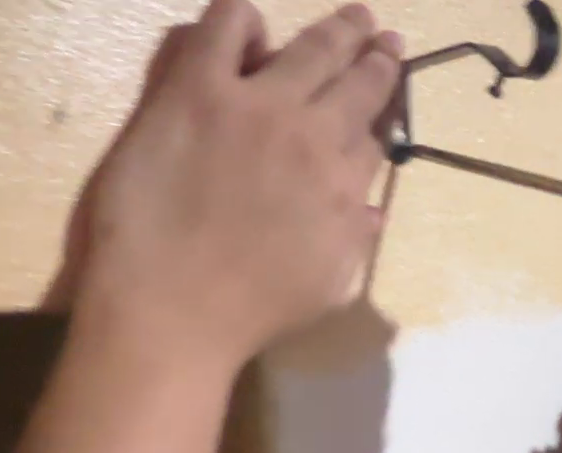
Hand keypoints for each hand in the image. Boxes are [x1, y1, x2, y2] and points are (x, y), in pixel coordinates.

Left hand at [47, 0, 401, 376]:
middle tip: (387, 39)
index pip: (374, 138)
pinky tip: (250, 31)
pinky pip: (227, 23)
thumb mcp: (323, 291)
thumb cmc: (249, 314)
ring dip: (340, 29)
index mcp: (343, 190)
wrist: (172, 309)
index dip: (384, 115)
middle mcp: (314, 137)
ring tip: (355, 17)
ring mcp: (257, 105)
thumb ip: (352, 244)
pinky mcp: (198, 87)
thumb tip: (373, 210)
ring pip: (312, 47)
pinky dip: (244, 20)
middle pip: (357, 83)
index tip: (389, 98)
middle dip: (377, 58)